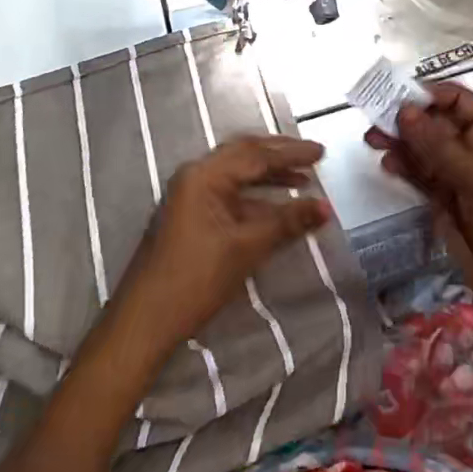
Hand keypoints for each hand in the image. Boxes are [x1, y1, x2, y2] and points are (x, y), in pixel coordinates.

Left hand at [113, 136, 330, 351]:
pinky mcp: (190, 217)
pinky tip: (276, 207)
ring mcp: (189, 197)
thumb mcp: (245, 249)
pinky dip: (254, 197)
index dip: (291, 152)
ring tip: (302, 179)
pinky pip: (228, 195)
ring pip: (235, 176)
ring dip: (268, 176)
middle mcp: (193, 177)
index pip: (254, 155)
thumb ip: (286, 223)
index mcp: (202, 175)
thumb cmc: (195, 279)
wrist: (146, 320)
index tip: (322, 152)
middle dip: (278, 155)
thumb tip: (326, 207)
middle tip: (313, 157)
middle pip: (242, 157)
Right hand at [365, 82, 472, 291]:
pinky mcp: (448, 201)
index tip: (391, 96)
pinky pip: (422, 176)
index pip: (457, 100)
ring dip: (401, 143)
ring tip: (372, 142)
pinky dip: (405, 168)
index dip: (425, 96)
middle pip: (436, 123)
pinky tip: (388, 164)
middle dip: (406, 121)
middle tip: (373, 121)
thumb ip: (437, 144)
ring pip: (425, 149)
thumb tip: (404, 111)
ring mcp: (462, 175)